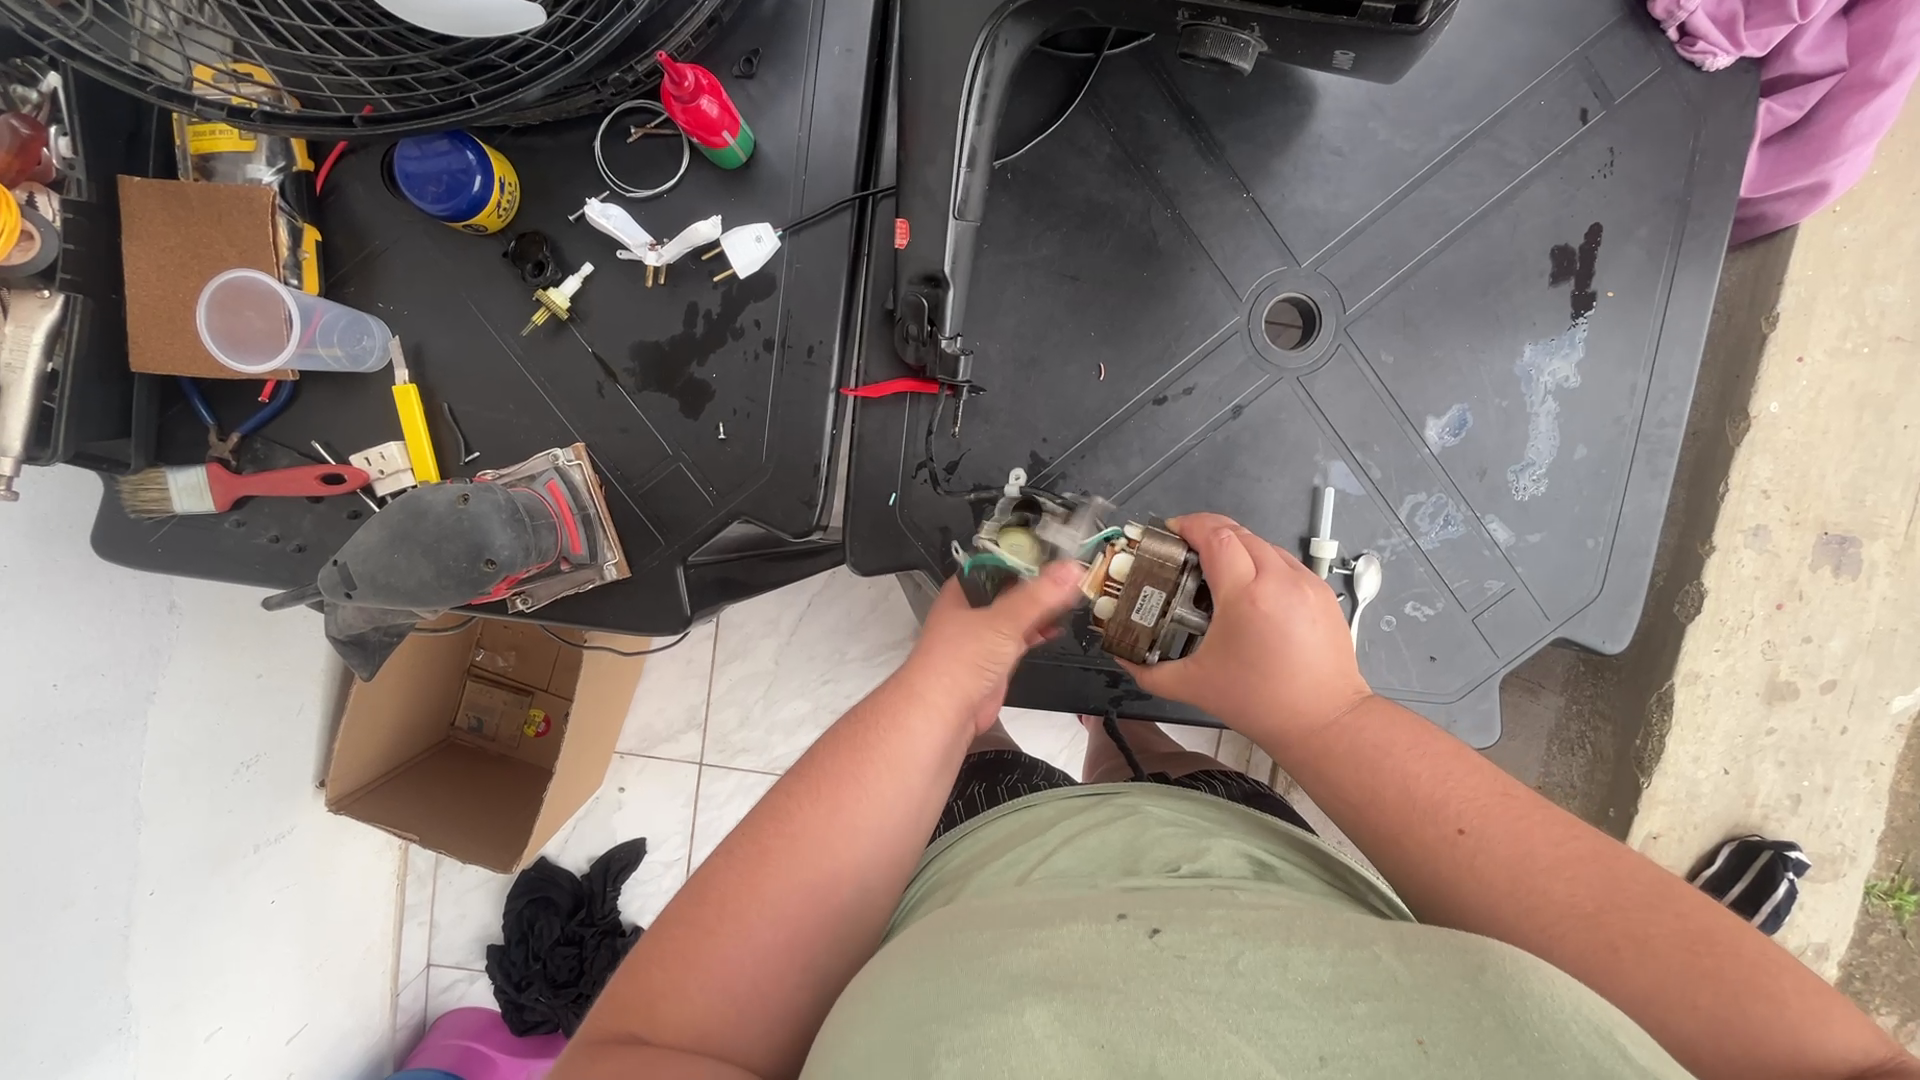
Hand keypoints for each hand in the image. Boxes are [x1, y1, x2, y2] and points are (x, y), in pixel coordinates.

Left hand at [897, 562, 1084, 734]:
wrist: (942, 713)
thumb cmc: (952, 665)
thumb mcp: (1002, 621)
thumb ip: (1038, 596)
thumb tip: (1067, 571)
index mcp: (963, 591)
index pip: (998, 564)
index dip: (1025, 558)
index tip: (1055, 555)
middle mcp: (971, 612)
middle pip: (1009, 590)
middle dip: (1037, 585)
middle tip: (1068, 576)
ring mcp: (982, 638)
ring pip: (1016, 616)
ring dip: (1040, 610)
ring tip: (1068, 597)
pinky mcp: (993, 663)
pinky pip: (1019, 641)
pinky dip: (1038, 633)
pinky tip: (1054, 628)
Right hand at [1119, 513, 1372, 739]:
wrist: (1324, 721)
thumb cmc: (1259, 703)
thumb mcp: (1193, 686)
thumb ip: (1149, 672)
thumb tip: (1124, 656)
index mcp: (1245, 596)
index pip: (1216, 536)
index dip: (1189, 525)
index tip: (1171, 531)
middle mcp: (1279, 580)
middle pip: (1238, 532)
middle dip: (1208, 531)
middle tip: (1185, 548)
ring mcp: (1306, 584)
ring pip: (1264, 543)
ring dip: (1236, 545)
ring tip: (1215, 567)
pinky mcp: (1322, 593)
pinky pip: (1286, 562)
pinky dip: (1262, 562)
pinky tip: (1249, 587)